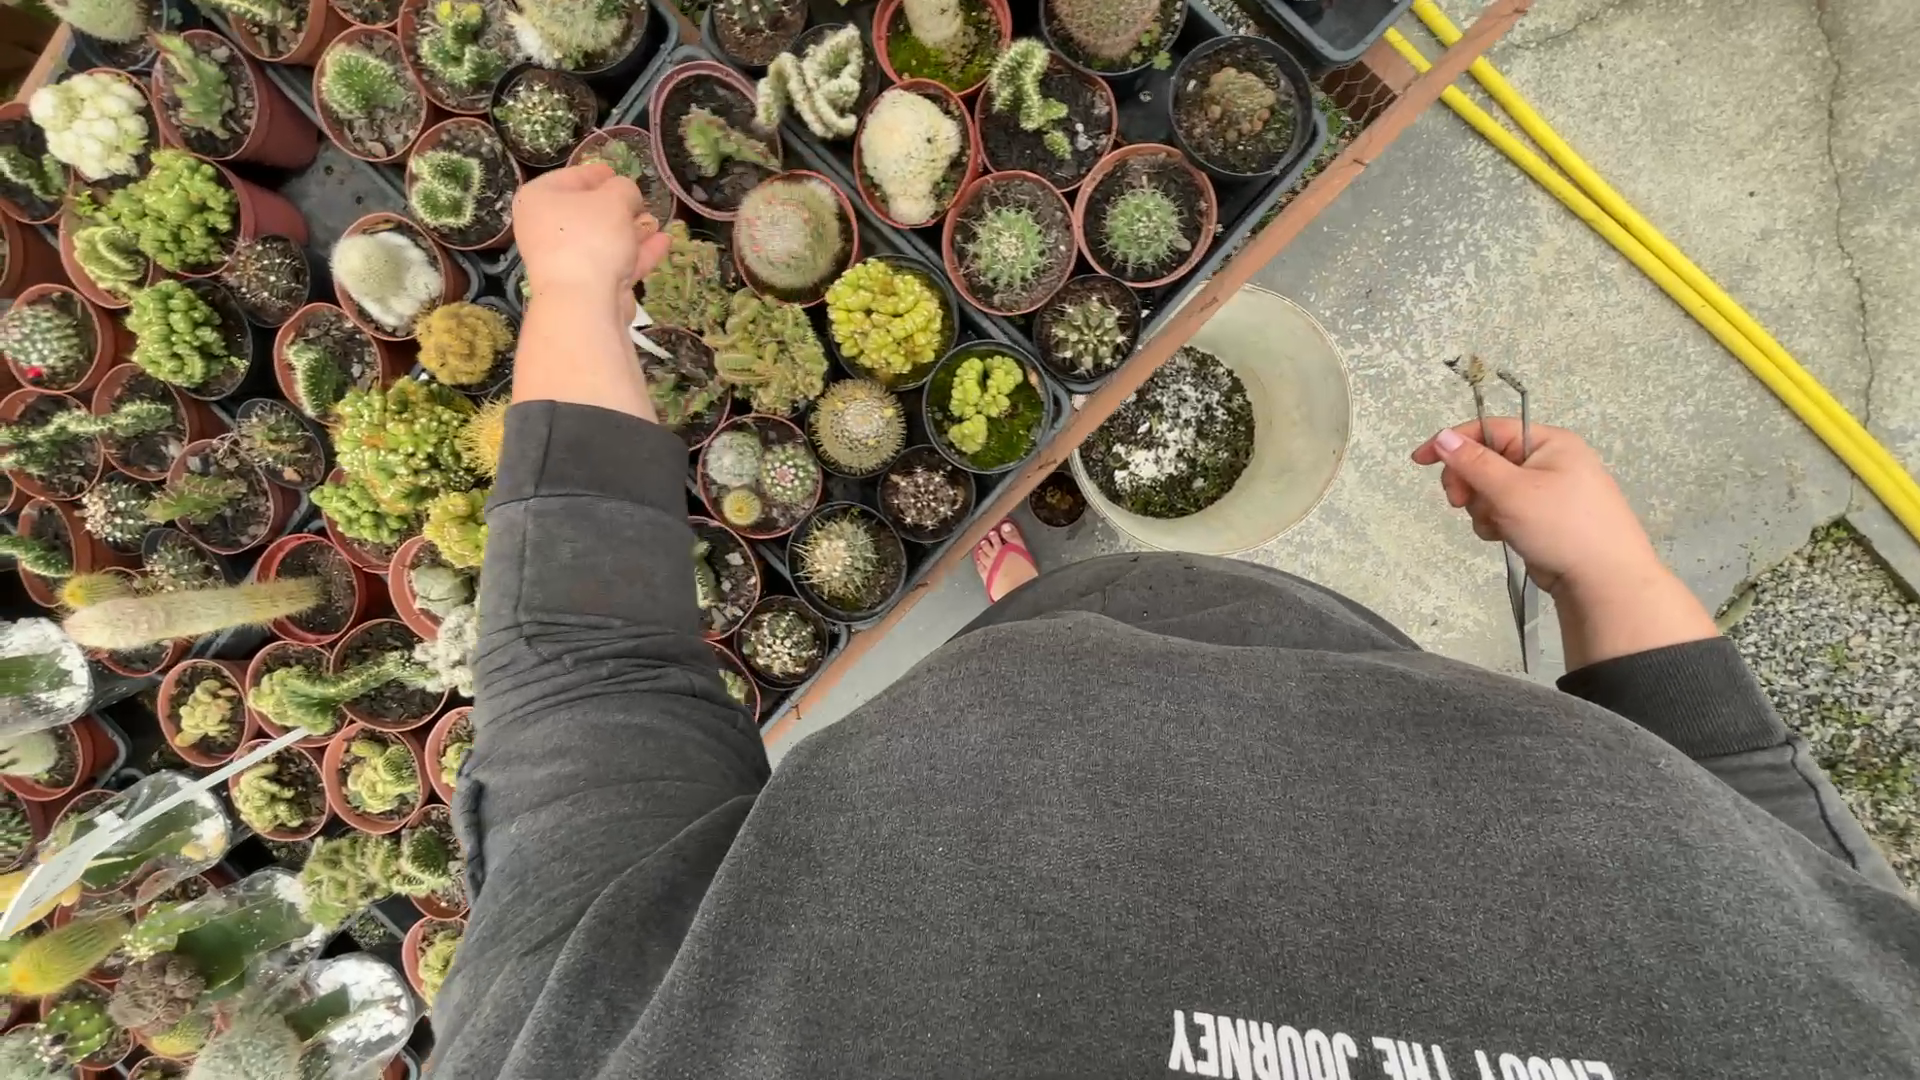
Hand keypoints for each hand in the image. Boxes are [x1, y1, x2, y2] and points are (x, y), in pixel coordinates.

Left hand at [512, 164, 670, 302]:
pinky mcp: (590, 284)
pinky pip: (616, 261)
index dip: (597, 173)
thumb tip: (628, 193)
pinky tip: (663, 242)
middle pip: (589, 212)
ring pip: (606, 239)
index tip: (616, 171)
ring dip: (633, 230)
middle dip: (619, 207)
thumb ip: (624, 189)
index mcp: (540, 199)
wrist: (585, 300)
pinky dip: (638, 252)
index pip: (571, 178)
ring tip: (656, 222)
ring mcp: (569, 259)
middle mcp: (548, 228)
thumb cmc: (591, 237)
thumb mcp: (614, 199)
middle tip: (640, 202)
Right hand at [1411, 418, 1663, 599]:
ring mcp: (1542, 490)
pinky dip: (1492, 521)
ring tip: (1497, 524)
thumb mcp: (1512, 490)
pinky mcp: (1537, 515)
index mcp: (1549, 443)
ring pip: (1487, 488)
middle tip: (1461, 503)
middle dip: (1468, 483)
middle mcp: (1546, 461)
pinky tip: (1504, 534)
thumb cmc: (1561, 526)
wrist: (1603, 579)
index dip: (1451, 443)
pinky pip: (1498, 509)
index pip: (1488, 430)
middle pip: (1483, 460)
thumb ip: (1473, 462)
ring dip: (1481, 507)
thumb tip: (1441, 437)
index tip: (1420, 462)